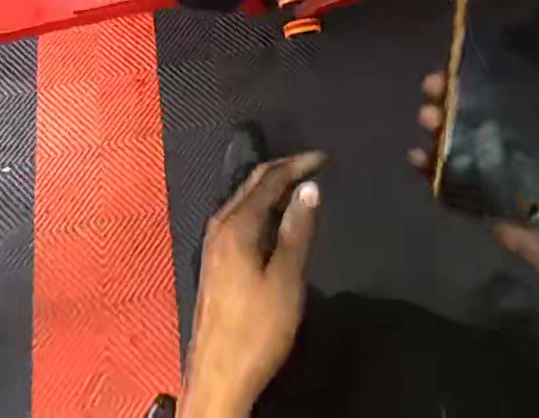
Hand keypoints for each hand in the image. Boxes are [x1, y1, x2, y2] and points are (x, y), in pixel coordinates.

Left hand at [182, 151, 325, 417]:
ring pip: (246, 198)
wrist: (217, 379)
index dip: (297, 164)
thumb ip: (298, 231)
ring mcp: (215, 242)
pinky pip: (242, 215)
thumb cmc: (256, 330)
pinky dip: (264, 204)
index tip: (324, 158)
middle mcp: (221, 225)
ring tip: (301, 184)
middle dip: (284, 168)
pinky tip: (278, 217)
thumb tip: (309, 187)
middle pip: (254, 183)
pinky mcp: (216, 259)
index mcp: (237, 225)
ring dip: (273, 186)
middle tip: (314, 164)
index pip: (270, 179)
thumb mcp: (286, 281)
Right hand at [410, 58, 538, 299]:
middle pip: (471, 117)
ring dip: (437, 129)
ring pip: (457, 145)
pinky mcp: (485, 205)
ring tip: (428, 120)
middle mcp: (511, 148)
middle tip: (432, 88)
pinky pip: (452, 184)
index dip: (476, 79)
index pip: (500, 96)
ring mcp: (495, 177)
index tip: (455, 63)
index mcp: (537, 130)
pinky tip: (418, 158)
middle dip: (448, 99)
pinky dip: (431, 171)